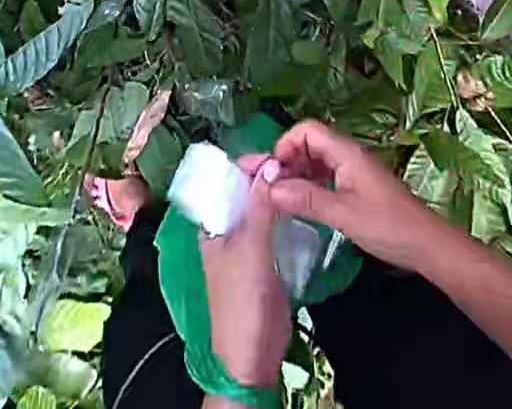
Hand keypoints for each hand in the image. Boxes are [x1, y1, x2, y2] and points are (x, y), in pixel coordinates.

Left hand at [198, 158, 290, 388]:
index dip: (249, 164)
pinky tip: (299, 205)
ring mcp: (244, 242)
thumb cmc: (241, 299)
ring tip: (300, 178)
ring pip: (259, 207)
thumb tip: (270, 165)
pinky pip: (271, 226)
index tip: (277, 157)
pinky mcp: (263, 257)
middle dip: (264, 176)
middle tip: (294, 166)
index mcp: (211, 221)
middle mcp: (225, 226)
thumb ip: (260, 207)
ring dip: (275, 193)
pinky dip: (282, 213)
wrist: (250, 354)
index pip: (227, 180)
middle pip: (244, 191)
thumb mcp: (251, 248)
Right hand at [263, 121, 444, 269]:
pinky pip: (326, 173)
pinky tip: (305, 202)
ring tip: (284, 195)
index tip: (274, 171)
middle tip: (273, 185)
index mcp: (346, 152)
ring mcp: (354, 169)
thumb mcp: (343, 214)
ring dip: (298, 172)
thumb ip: (304, 199)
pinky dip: (311, 183)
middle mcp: (348, 154)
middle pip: (309, 142)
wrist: (431, 248)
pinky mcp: (358, 185)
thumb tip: (267, 189)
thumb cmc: (389, 226)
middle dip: (288, 159)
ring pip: (316, 159)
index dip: (285, 144)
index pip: (306, 130)